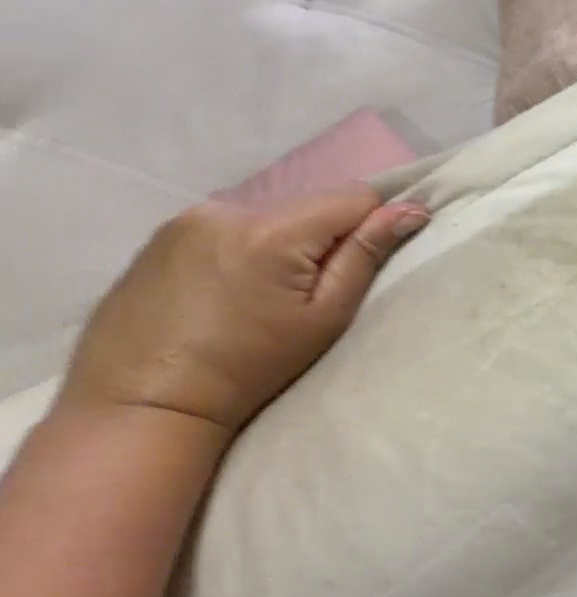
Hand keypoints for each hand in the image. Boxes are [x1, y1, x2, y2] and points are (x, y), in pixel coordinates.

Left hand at [57, 186, 429, 438]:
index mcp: (272, 230)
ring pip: (270, 214)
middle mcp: (226, 209)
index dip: (373, 223)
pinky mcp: (161, 234)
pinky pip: (230, 226)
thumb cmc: (250, 366)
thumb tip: (412, 210)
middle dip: (325, 236)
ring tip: (265, 291)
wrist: (143, 401)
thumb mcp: (327, 316)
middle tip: (311, 289)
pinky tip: (229, 288)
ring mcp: (186, 219)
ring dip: (283, 241)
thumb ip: (366, 254)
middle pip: (310, 204)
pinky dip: (245, 247)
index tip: (365, 262)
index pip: (354, 195)